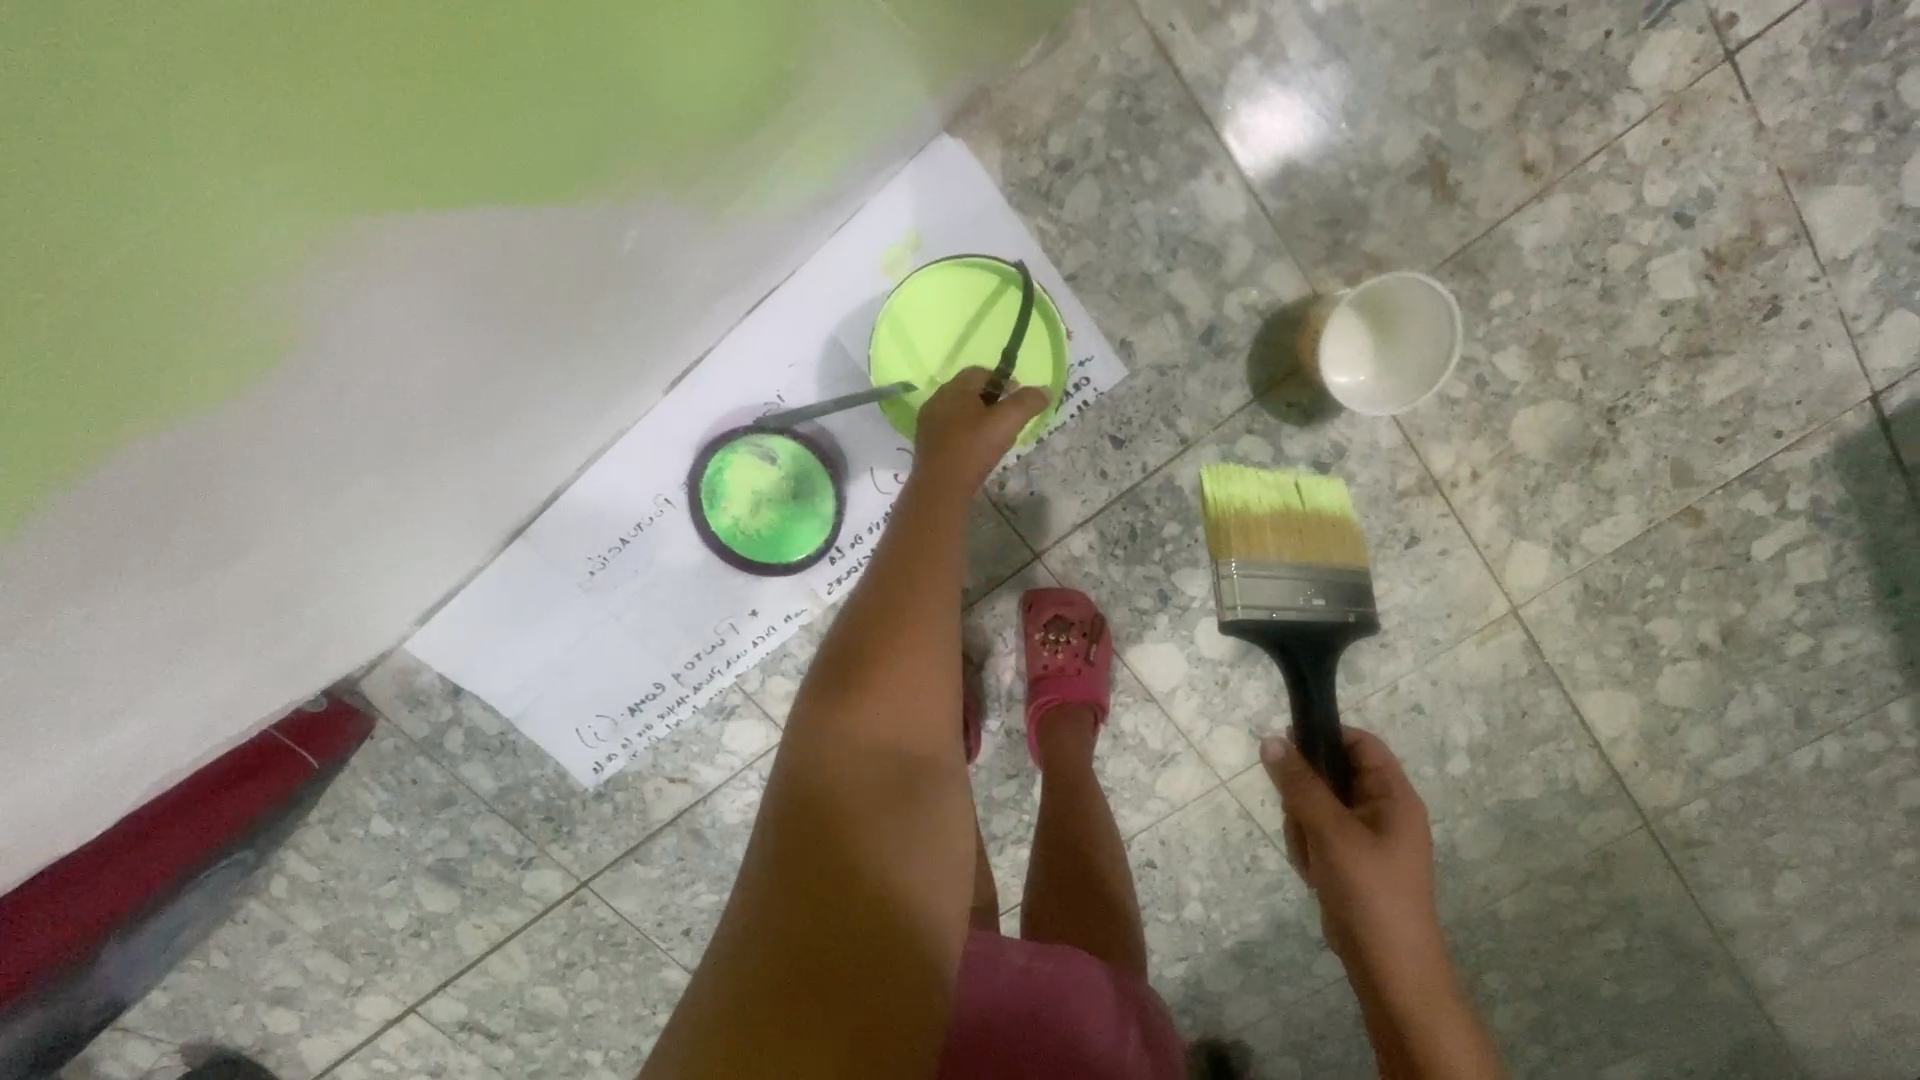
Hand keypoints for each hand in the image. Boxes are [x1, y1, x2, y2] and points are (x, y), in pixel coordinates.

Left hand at [909, 367, 1049, 495]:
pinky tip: (975, 451)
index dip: (1003, 381)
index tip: (1018, 399)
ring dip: (978, 418)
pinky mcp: (925, 444)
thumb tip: (1045, 391)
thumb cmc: (973, 449)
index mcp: (954, 389)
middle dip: (991, 400)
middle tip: (1008, 419)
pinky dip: (965, 434)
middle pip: (968, 391)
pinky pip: (949, 430)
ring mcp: (927, 423)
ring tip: (994, 437)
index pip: (980, 372)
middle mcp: (937, 400)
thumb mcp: (1007, 422)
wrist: (940, 488)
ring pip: (958, 412)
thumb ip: (1028, 402)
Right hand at [1262, 729, 1445, 982]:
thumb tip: (1271, 740)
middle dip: (1305, 795)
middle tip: (1298, 817)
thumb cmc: (1369, 890)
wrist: (1388, 965)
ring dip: (1302, 826)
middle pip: (1332, 775)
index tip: (1288, 743)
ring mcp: (1366, 838)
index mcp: (1393, 796)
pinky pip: (1317, 834)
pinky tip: (1313, 873)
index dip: (1326, 735)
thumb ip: (1300, 784)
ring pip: (1317, 807)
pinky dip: (1308, 848)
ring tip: (1311, 857)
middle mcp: (1383, 811)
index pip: (1361, 744)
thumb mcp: (1330, 831)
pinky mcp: (1350, 860)